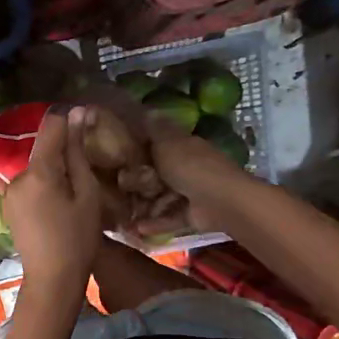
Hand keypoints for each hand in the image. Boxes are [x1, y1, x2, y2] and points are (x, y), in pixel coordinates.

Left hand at [2, 106, 103, 292]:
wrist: (52, 279)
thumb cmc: (78, 239)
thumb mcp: (86, 194)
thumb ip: (78, 153)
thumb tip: (76, 115)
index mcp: (38, 171)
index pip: (51, 127)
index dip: (69, 122)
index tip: (87, 126)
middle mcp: (16, 177)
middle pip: (42, 149)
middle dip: (62, 151)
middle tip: (86, 169)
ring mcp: (8, 193)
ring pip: (35, 168)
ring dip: (53, 170)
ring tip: (74, 191)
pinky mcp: (8, 206)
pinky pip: (28, 185)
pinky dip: (43, 186)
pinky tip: (58, 204)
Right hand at [129, 112, 257, 235]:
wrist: (219, 200)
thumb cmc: (190, 167)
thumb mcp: (167, 143)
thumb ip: (154, 130)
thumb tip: (147, 109)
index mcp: (182, 146)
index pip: (157, 146)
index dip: (138, 152)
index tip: (118, 159)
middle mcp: (186, 167)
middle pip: (157, 175)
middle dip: (139, 184)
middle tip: (120, 188)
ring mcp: (190, 192)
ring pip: (162, 198)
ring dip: (144, 207)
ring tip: (124, 215)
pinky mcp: (192, 215)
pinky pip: (170, 218)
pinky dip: (156, 223)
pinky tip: (137, 229)